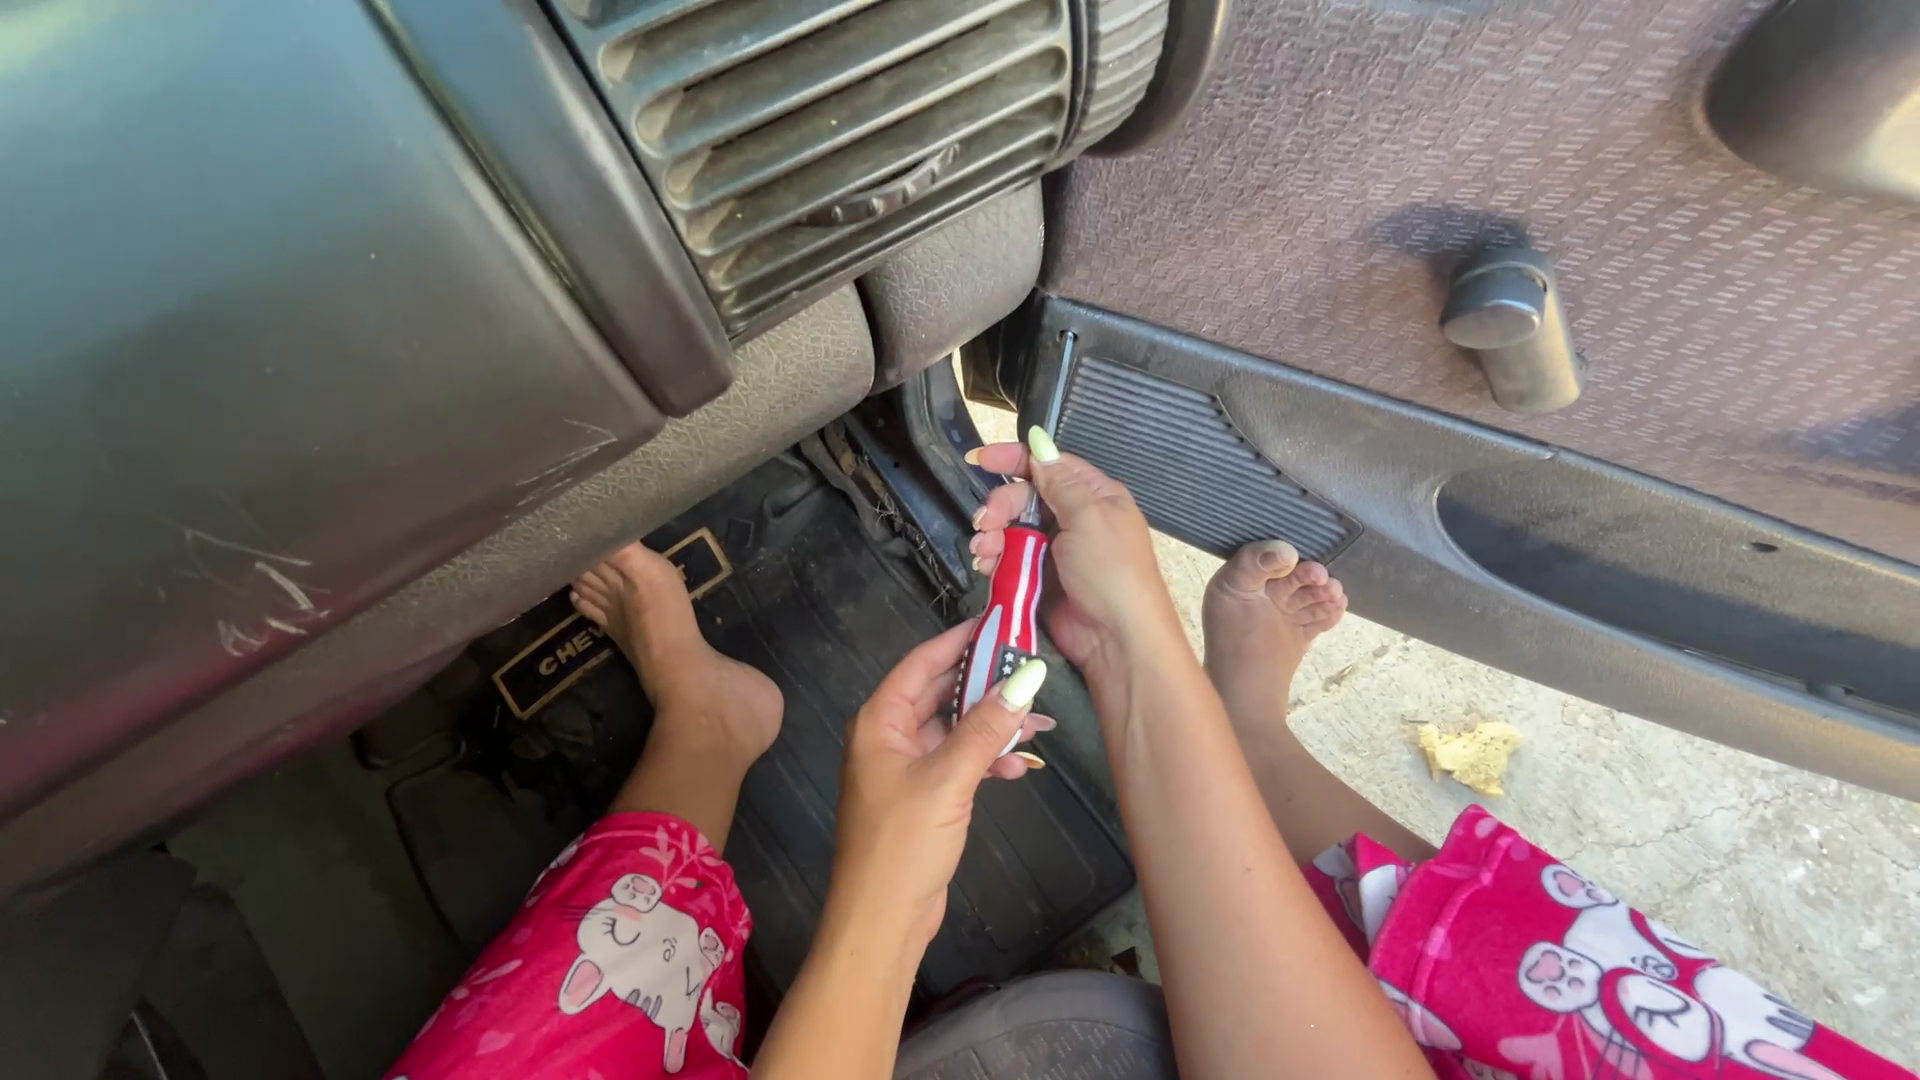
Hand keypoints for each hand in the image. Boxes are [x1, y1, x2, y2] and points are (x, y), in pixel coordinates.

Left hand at [827, 622, 1051, 952]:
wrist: (883, 920)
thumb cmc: (903, 841)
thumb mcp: (949, 778)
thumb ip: (987, 726)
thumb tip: (1027, 678)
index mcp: (881, 720)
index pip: (922, 662)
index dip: (959, 640)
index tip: (998, 624)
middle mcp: (890, 735)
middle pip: (942, 693)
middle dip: (986, 685)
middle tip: (1030, 670)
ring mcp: (907, 766)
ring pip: (956, 728)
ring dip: (994, 726)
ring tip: (1041, 724)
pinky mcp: (924, 794)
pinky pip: (959, 761)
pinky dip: (987, 759)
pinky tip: (1019, 766)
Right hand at [968, 428, 1186, 679]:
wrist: (1117, 639)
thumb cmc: (1111, 571)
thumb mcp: (1088, 517)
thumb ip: (1059, 482)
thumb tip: (1040, 445)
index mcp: (1094, 496)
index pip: (1049, 465)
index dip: (1014, 459)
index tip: (979, 459)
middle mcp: (1074, 518)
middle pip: (1024, 497)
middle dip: (1000, 505)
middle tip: (985, 522)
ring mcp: (1055, 551)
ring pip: (1011, 529)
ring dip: (991, 535)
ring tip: (983, 550)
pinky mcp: (1039, 580)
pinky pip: (1009, 560)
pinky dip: (994, 560)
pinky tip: (987, 567)